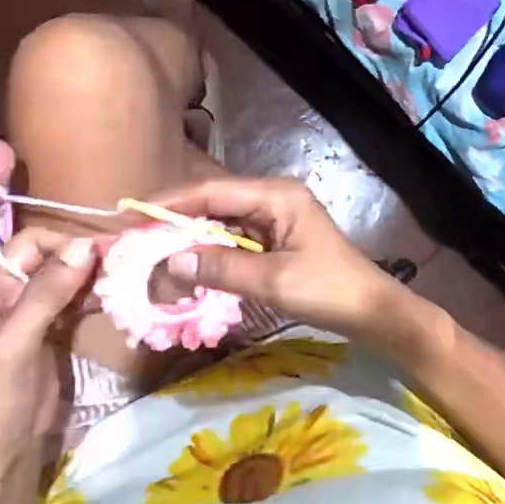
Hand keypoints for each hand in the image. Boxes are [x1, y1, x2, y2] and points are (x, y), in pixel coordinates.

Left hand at [0, 142, 97, 497]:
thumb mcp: (7, 348)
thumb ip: (45, 294)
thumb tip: (86, 246)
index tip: (3, 150)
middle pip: (27, 247)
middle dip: (61, 241)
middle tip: (103, 244)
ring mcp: (19, 312)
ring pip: (54, 270)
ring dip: (82, 264)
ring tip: (116, 259)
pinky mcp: (45, 331)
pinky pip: (70, 297)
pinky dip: (90, 290)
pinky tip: (114, 286)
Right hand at [149, 175, 436, 351]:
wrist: (372, 312)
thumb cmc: (329, 291)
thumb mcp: (274, 281)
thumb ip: (222, 268)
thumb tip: (170, 259)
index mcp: (276, 196)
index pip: (212, 191)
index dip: (170, 202)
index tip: (132, 213)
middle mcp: (271, 198)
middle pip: (212, 202)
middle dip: (174, 219)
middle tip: (135, 235)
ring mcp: (273, 218)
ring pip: (219, 221)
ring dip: (188, 237)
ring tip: (151, 250)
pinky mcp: (273, 239)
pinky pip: (232, 239)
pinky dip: (208, 251)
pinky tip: (186, 263)